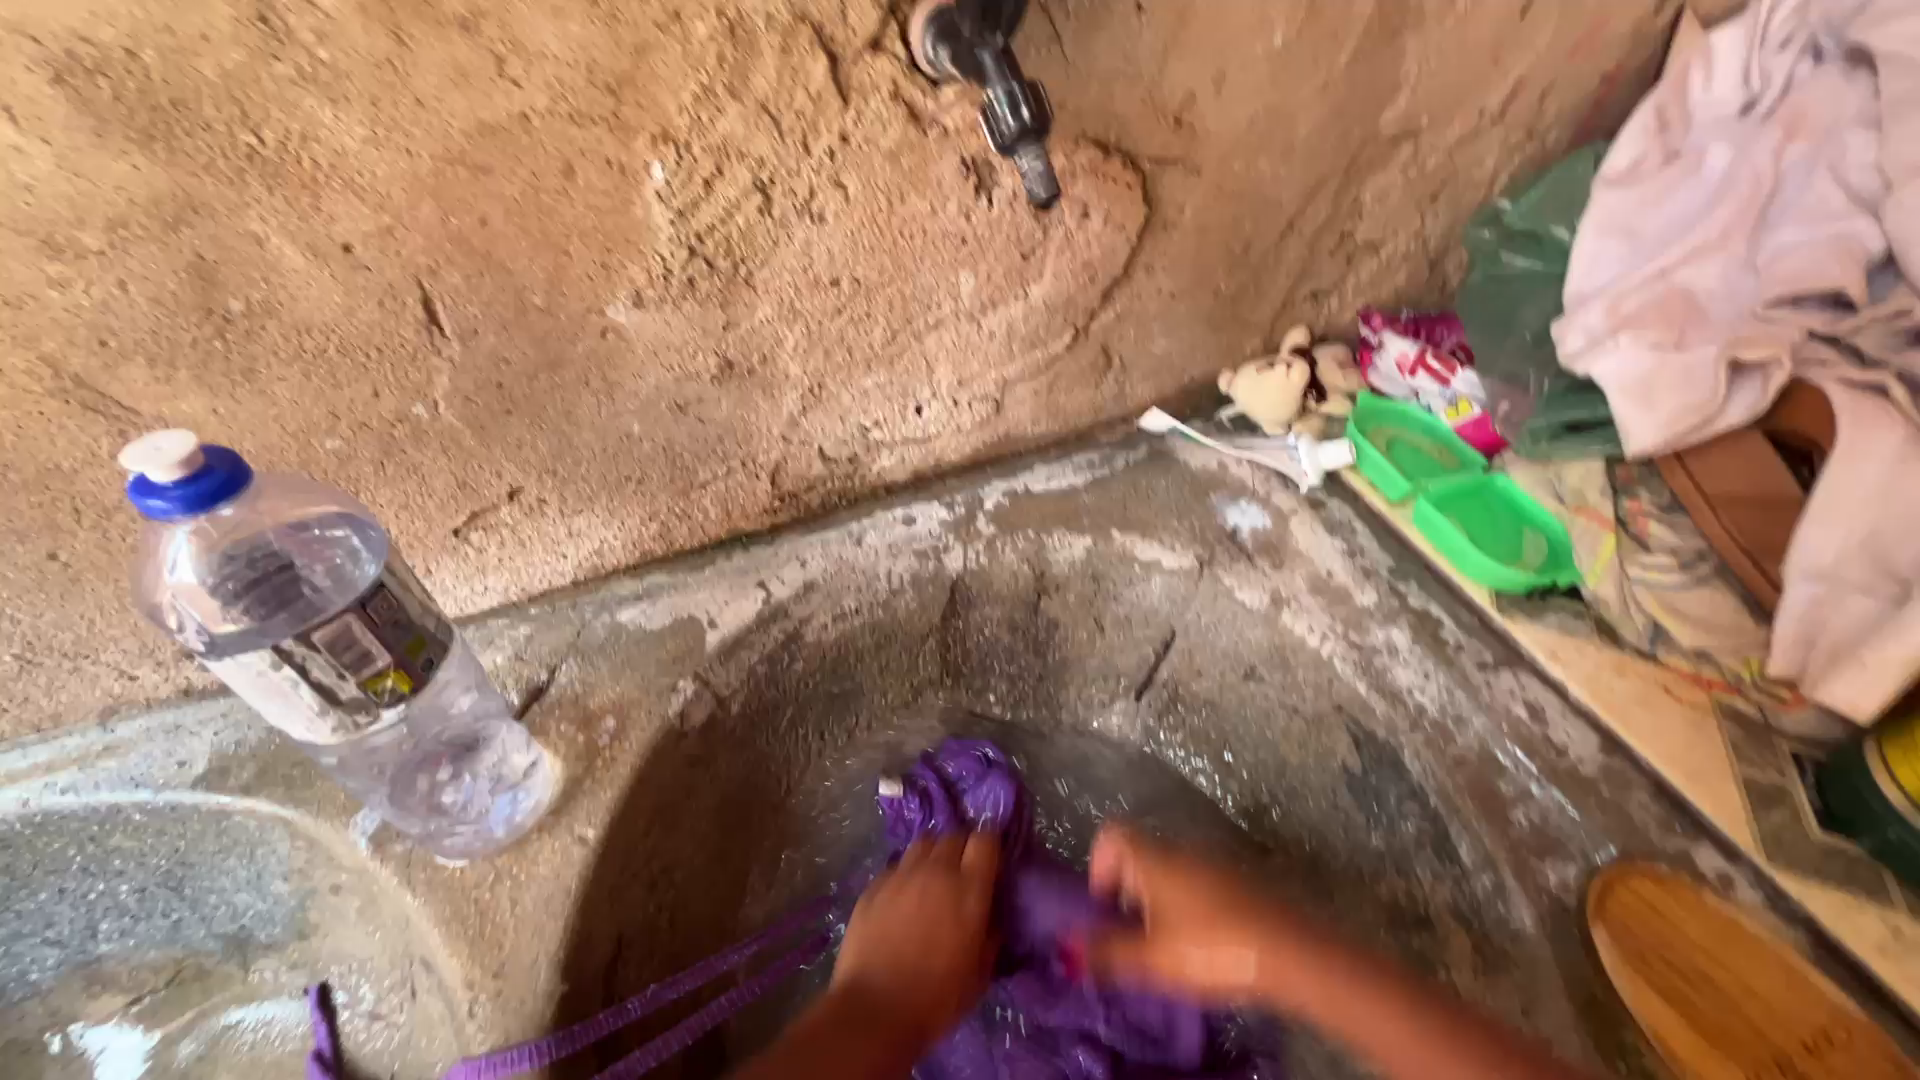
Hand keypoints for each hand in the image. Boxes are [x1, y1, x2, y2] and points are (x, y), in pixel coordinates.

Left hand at [831, 832, 1001, 1048]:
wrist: (874, 1009)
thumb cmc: (937, 998)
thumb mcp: (980, 973)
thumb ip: (990, 934)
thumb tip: (991, 914)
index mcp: (969, 889)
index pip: (986, 839)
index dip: (990, 845)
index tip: (990, 860)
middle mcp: (936, 871)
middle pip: (954, 835)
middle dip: (962, 848)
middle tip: (962, 872)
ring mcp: (901, 875)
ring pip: (923, 844)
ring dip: (933, 855)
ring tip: (932, 878)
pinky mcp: (873, 885)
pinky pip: (897, 866)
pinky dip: (906, 874)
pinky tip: (903, 898)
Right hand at [1083, 823, 1307, 1006]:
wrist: (1292, 951)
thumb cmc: (1211, 948)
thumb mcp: (1152, 960)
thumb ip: (1106, 953)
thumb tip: (1067, 948)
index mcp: (1153, 857)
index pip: (1111, 834)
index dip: (1098, 865)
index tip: (1104, 907)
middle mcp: (1180, 847)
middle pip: (1140, 854)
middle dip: (1128, 891)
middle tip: (1132, 934)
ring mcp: (1215, 860)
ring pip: (1171, 869)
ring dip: (1159, 900)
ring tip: (1167, 944)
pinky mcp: (1242, 879)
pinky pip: (1199, 881)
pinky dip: (1189, 904)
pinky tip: (1203, 942)